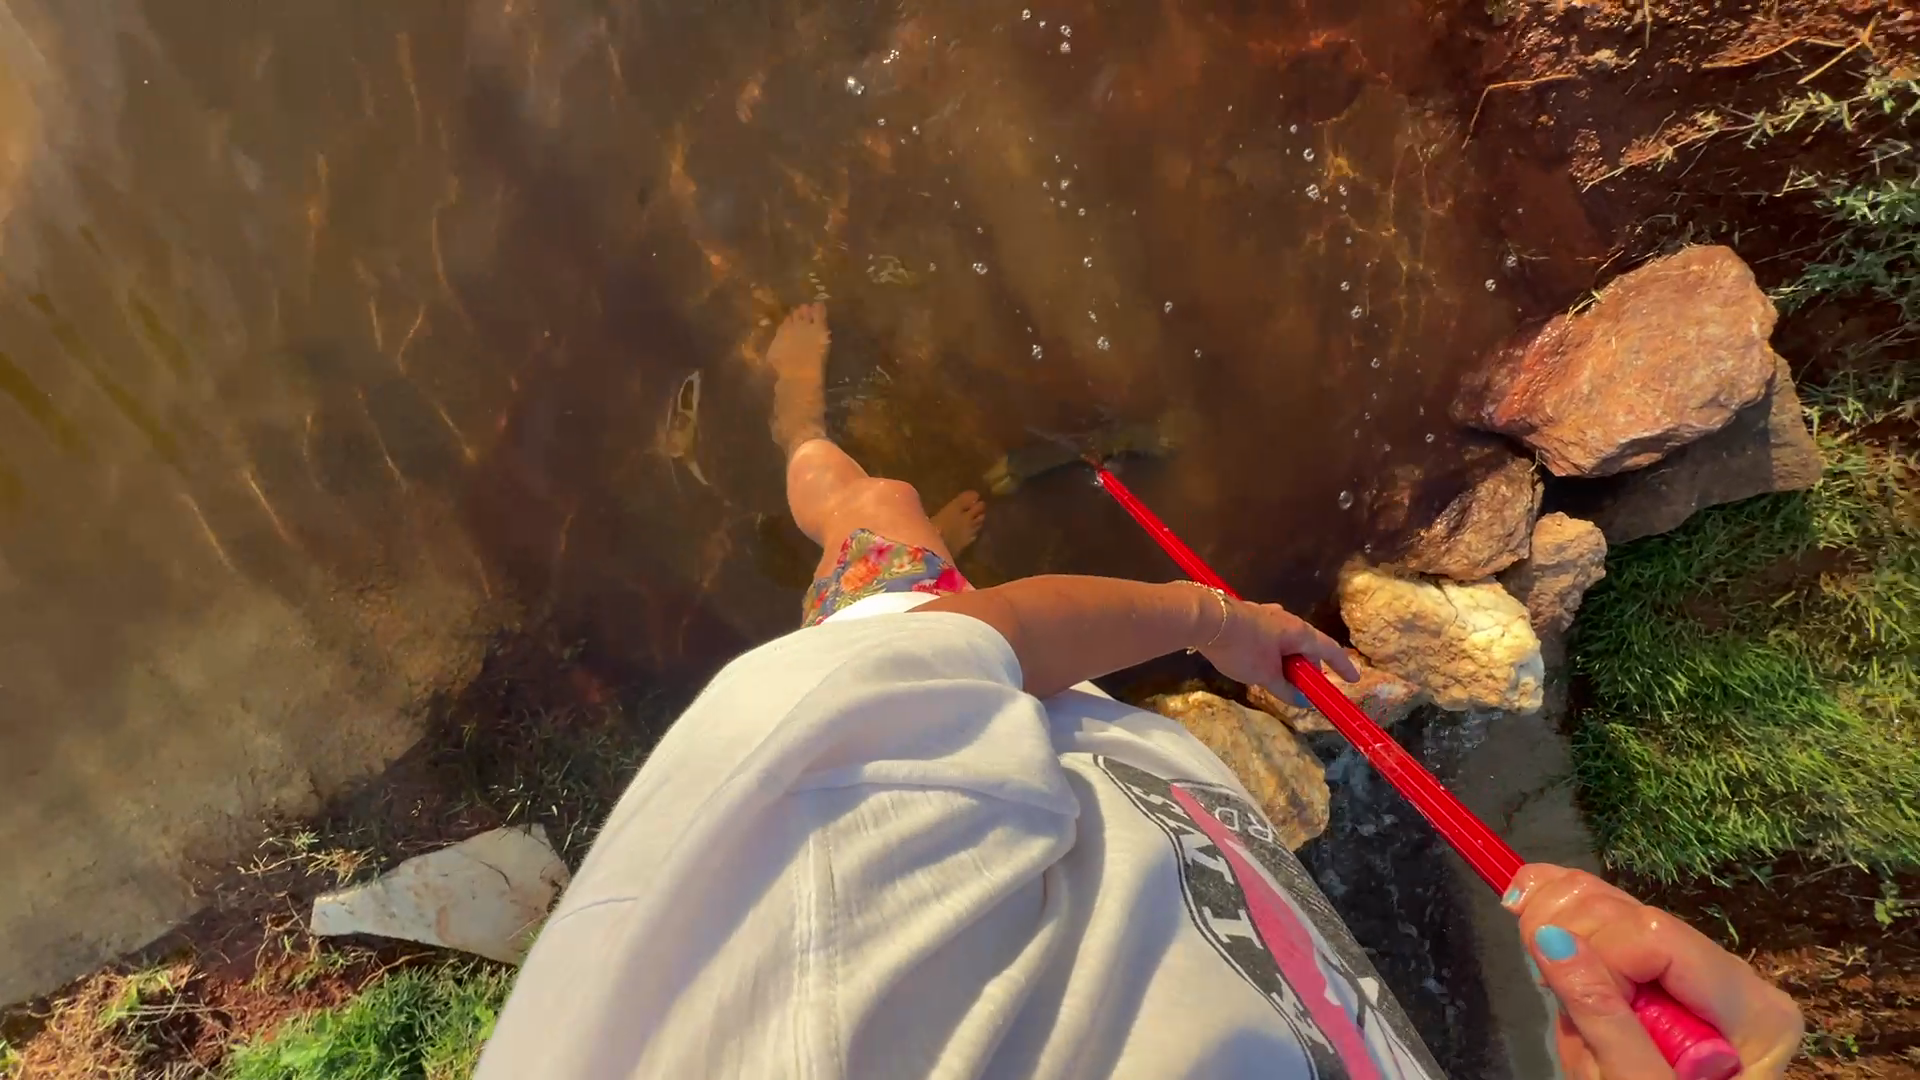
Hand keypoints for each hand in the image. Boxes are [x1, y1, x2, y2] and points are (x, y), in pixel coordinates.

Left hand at [1198, 595, 1359, 697]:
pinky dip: (1269, 652)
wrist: (1203, 618)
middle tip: (1303, 687)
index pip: (1329, 649)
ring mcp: (1264, 614)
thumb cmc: (1241, 647)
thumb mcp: (1264, 675)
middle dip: (1307, 666)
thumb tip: (1301, 699)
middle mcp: (1285, 619)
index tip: (1352, 679)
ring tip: (1276, 678)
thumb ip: (1285, 689)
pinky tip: (1256, 663)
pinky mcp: (1245, 615)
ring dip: (1285, 660)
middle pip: (1305, 644)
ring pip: (1284, 640)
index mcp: (1298, 631)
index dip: (1342, 666)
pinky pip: (1266, 637)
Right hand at [1505, 864, 1802, 1078]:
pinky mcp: (1648, 945)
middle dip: (1564, 933)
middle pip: (1621, 908)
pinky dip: (1546, 896)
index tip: (1581, 1008)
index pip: (1654, 935)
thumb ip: (1604, 1020)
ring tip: (1542, 965)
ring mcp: (1685, 952)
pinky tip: (1523, 908)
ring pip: (1599, 893)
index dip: (1601, 957)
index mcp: (1747, 1007)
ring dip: (1547, 915)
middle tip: (1545, 983)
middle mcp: (1725, 969)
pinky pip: (1591, 894)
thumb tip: (1553, 940)